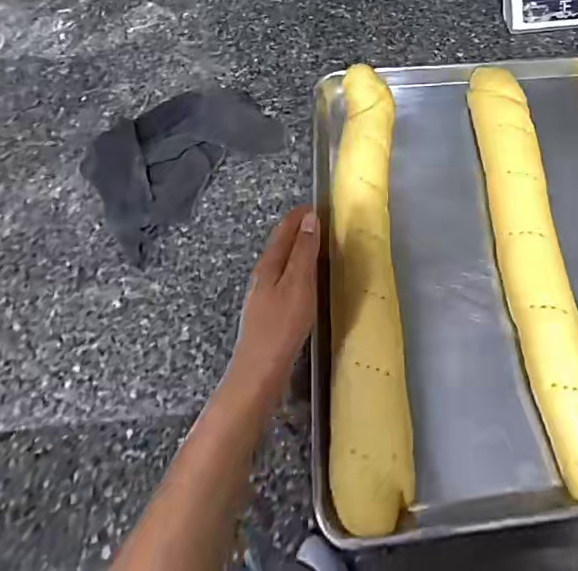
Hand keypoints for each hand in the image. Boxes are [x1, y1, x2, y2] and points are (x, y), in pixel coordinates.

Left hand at [226, 205, 320, 400]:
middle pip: (279, 243)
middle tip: (318, 220)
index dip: (299, 215)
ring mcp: (262, 294)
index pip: (283, 229)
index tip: (316, 204)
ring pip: (280, 261)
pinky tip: (304, 281)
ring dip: (297, 249)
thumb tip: (310, 218)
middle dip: (297, 228)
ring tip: (315, 245)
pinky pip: (283, 278)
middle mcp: (262, 275)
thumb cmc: (281, 325)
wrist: (259, 372)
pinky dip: (296, 269)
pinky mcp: (267, 312)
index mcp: (268, 264)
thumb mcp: (298, 284)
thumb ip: (304, 251)